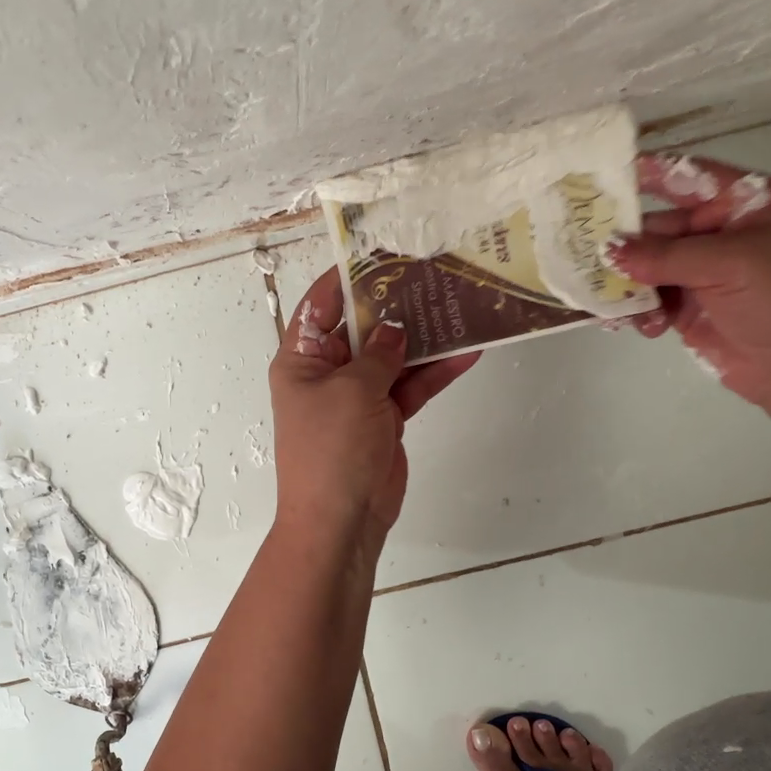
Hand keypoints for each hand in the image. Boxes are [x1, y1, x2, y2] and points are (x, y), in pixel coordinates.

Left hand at [269, 267, 478, 548]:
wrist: (341, 519)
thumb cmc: (331, 451)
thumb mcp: (351, 391)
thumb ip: (378, 354)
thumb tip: (395, 327)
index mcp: (301, 359)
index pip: (321, 306)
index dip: (346, 277)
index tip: (380, 251)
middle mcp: (327, 373)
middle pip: (363, 327)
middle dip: (395, 303)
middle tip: (433, 272)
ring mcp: (358, 397)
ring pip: (393, 356)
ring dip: (423, 336)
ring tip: (459, 303)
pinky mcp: (385, 419)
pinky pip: (412, 387)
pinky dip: (435, 372)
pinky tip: (468, 350)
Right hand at [608, 153, 770, 407]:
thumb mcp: (732, 263)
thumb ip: (665, 255)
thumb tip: (607, 250)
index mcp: (746, 204)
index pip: (690, 178)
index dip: (650, 173)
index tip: (603, 176)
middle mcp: (723, 234)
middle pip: (658, 228)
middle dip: (624, 245)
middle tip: (582, 257)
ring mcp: (706, 275)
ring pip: (648, 269)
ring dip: (628, 285)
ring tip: (614, 303)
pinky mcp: (693, 312)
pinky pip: (651, 302)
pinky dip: (636, 312)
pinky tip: (630, 324)